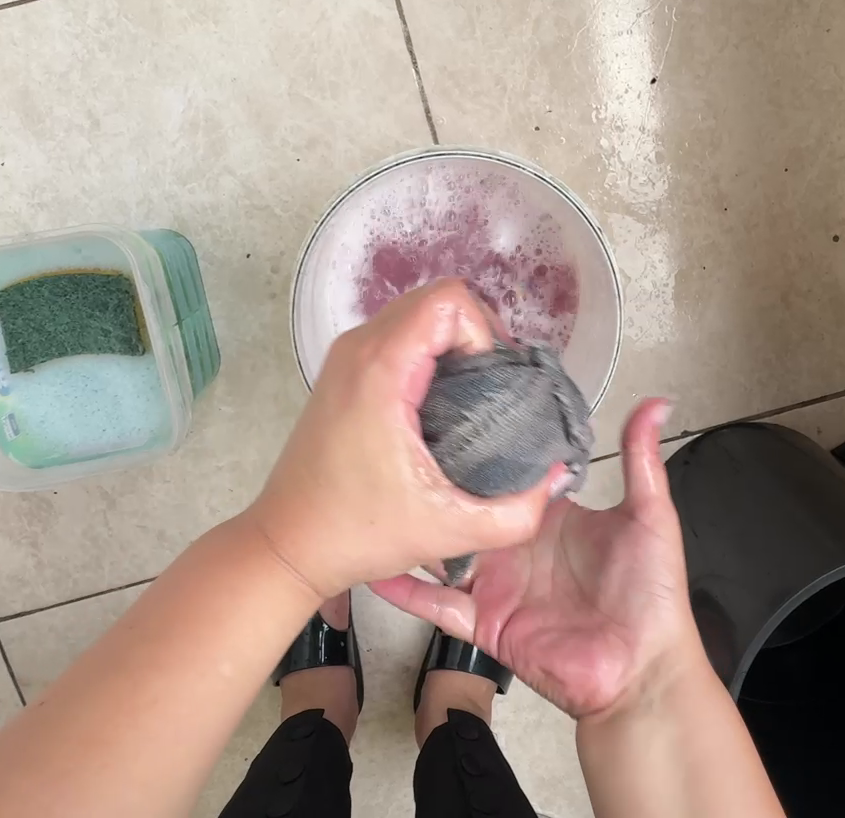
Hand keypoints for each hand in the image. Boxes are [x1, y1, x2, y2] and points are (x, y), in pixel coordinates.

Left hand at [245, 278, 573, 598]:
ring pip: (417, 312)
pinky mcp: (344, 369)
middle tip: (492, 389)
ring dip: (453, 341)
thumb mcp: (450, 530)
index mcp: (381, 368)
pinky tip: (441, 400)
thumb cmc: (361, 533)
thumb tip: (557, 476)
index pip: (448, 300)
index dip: (483, 333)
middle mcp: (360, 346)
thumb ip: (517, 511)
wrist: (287, 544)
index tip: (490, 385)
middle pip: (436, 299)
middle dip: (476, 334)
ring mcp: (347, 354)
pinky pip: (399, 332)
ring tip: (472, 396)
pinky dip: (429, 350)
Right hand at [370, 399, 701, 719]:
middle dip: (437, 481)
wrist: (643, 673)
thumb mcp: (650, 516)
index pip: (506, 472)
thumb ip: (640, 460)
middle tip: (399, 445)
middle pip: (466, 507)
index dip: (482, 444)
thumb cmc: (651, 594)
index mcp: (546, 515)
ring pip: (443, 551)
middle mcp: (514, 543)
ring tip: (375, 496)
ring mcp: (495, 583)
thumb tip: (657, 402)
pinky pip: (435, 606)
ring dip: (415, 529)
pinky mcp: (483, 622)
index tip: (452, 406)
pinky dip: (405, 591)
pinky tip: (374, 567)